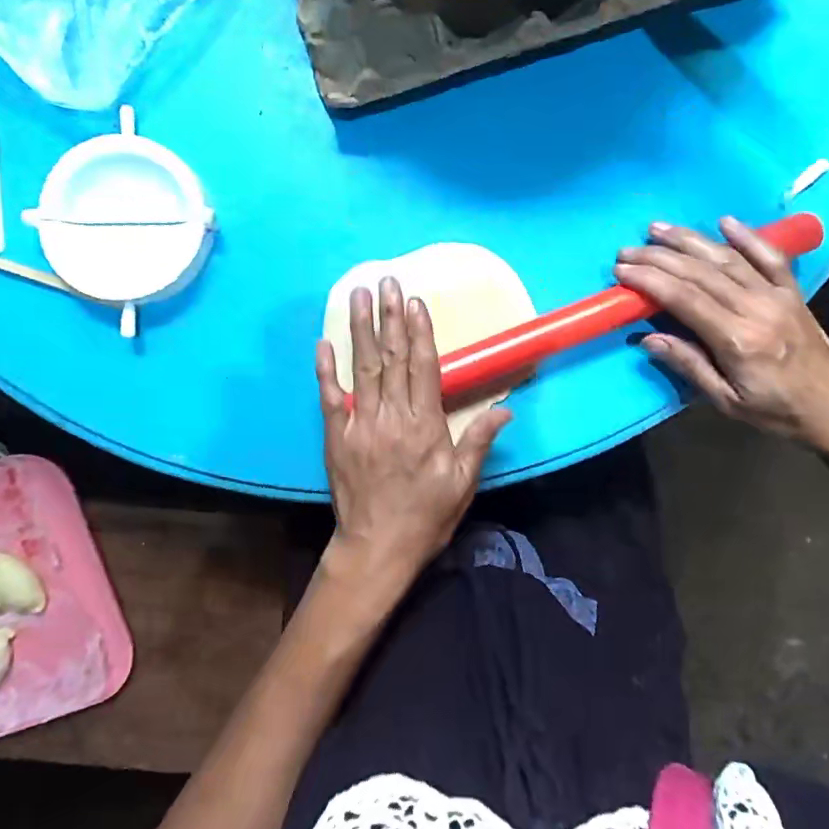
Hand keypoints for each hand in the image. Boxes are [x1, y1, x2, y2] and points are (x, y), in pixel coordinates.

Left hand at [315, 277, 510, 589]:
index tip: (415, 301)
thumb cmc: (425, 516)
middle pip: (392, 358)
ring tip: (358, 295)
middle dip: (390, 317)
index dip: (419, 332)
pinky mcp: (336, 436)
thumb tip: (505, 410)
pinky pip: (329, 397)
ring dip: (360, 329)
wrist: (377, 547)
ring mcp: (360, 424)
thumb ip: (478, 442)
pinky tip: (323, 342)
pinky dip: (326, 369)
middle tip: (387, 281)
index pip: (423, 368)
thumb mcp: (462, 484)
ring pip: (363, 368)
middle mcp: (392, 417)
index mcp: (425, 426)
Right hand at [615, 217, 828, 453]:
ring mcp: (777, 297)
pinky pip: (770, 257)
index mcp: (739, 340)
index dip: (650, 280)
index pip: (685, 298)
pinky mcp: (792, 293)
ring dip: (689, 240)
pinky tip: (725, 221)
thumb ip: (688, 366)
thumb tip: (647, 339)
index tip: (621, 271)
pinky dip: (747, 236)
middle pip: (700, 273)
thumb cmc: (777, 411)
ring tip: (657, 228)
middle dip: (658, 257)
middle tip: (626, 251)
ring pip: (727, 259)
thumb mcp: (727, 401)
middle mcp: (758, 309)